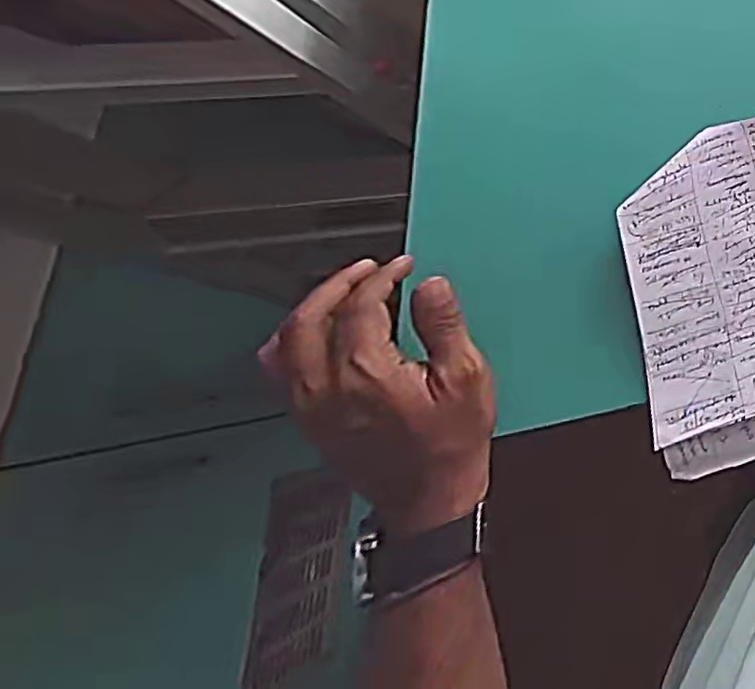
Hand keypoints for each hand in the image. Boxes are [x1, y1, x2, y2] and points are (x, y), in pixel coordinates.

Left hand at [260, 256, 495, 535]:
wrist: (429, 494)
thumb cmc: (452, 439)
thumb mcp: (467, 376)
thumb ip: (445, 327)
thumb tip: (432, 287)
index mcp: (366, 374)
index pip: (361, 308)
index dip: (382, 278)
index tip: (403, 267)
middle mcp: (326, 389)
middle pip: (309, 320)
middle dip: (338, 286)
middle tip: (368, 269)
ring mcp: (310, 407)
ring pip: (284, 344)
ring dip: (311, 310)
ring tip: (342, 293)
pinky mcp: (308, 420)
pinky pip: (280, 371)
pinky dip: (292, 341)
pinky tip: (316, 336)